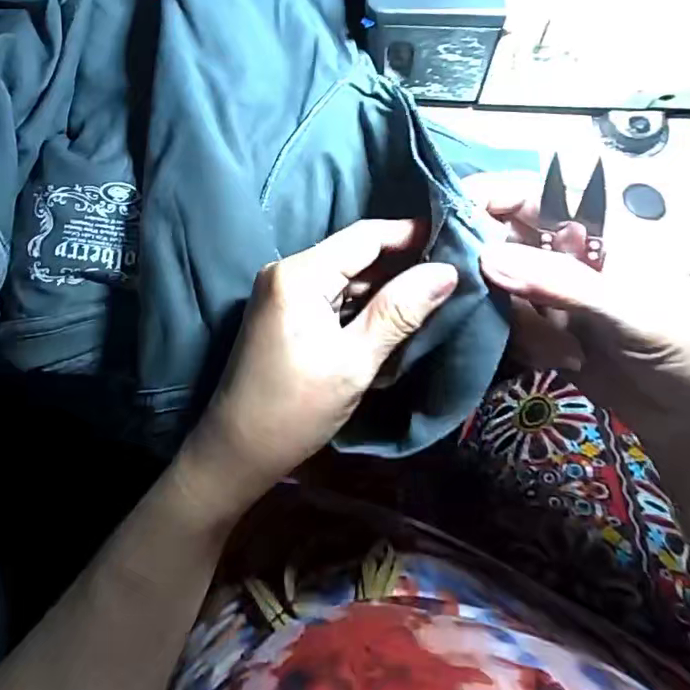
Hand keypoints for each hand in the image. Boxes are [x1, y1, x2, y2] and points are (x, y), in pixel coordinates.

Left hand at [185, 219, 459, 505]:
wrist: (235, 455)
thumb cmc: (295, 410)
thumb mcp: (355, 361)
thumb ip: (400, 311)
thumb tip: (448, 271)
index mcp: (300, 274)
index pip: (365, 237)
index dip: (410, 234)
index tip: (453, 239)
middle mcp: (289, 271)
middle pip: (357, 254)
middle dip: (403, 262)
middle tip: (451, 271)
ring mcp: (285, 291)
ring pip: (348, 275)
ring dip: (387, 285)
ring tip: (434, 291)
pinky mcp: (288, 312)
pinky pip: (335, 294)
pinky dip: (365, 303)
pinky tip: (397, 313)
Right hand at [463, 173, 689, 458]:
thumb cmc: (683, 343)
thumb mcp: (628, 308)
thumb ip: (560, 282)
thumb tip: (489, 258)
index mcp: (595, 230)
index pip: (532, 198)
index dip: (491, 201)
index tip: (454, 223)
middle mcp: (567, 257)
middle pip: (505, 244)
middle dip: (497, 275)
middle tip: (502, 304)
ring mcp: (554, 297)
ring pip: (502, 292)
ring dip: (521, 323)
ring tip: (563, 350)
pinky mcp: (546, 336)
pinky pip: (511, 329)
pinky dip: (526, 346)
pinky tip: (561, 362)